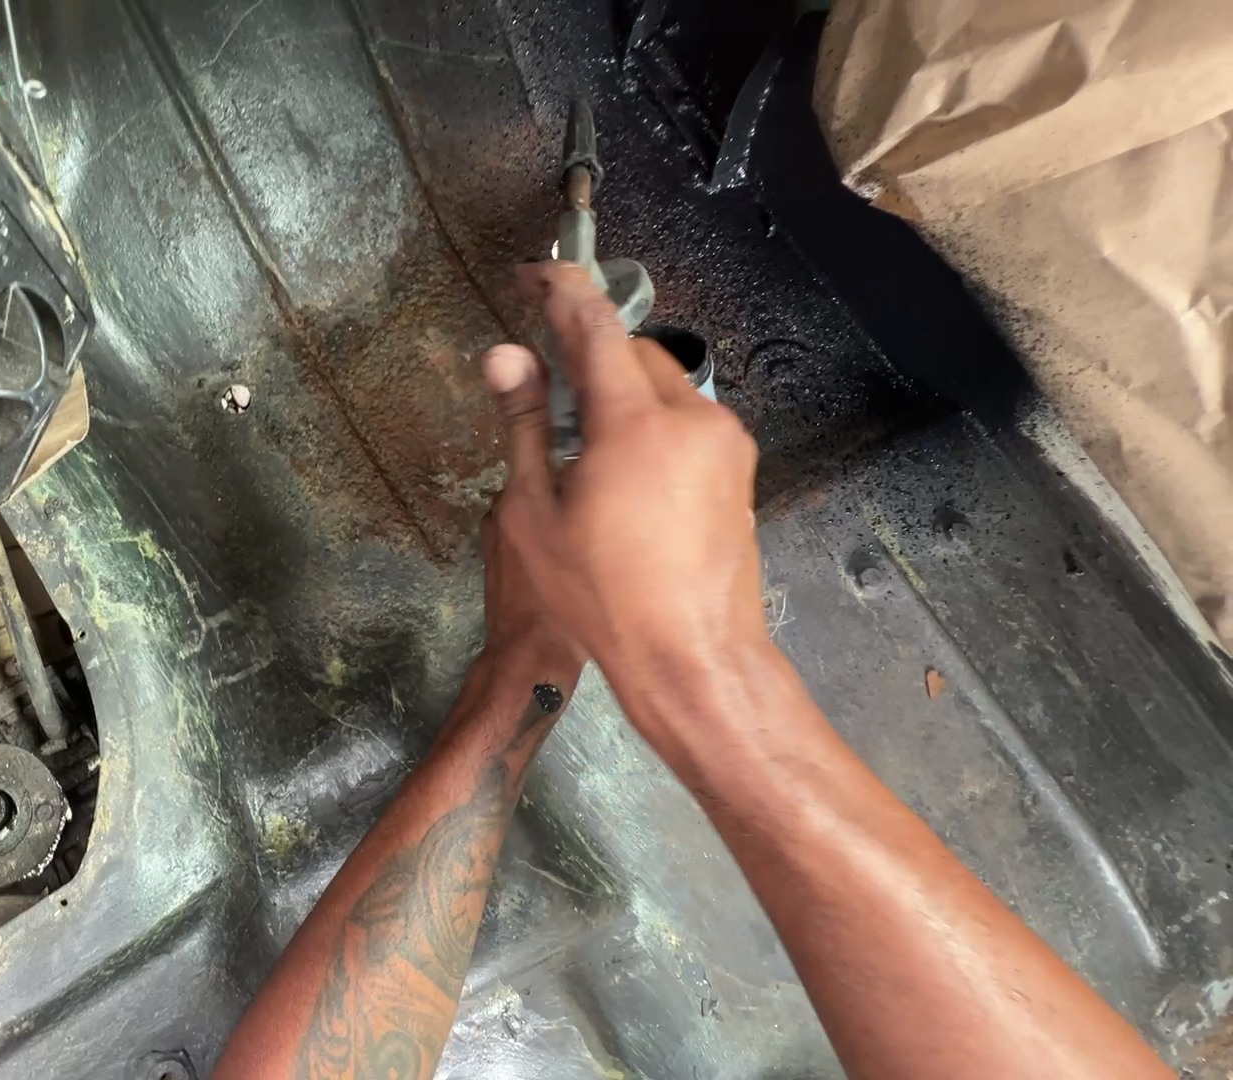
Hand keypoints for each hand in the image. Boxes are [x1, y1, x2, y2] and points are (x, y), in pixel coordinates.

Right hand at [480, 262, 763, 744]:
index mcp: (634, 423)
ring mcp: (725, 443)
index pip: (595, 326)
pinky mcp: (738, 469)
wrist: (692, 658)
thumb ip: (523, 426)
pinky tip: (620, 476)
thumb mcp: (534, 514)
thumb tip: (504, 356)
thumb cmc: (598, 594)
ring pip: (662, 385)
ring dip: (617, 392)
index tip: (533, 271)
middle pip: (632, 353)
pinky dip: (645, 422)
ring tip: (580, 450)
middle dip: (587, 354)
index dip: (560, 289)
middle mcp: (692, 417)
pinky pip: (684, 420)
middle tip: (545, 392)